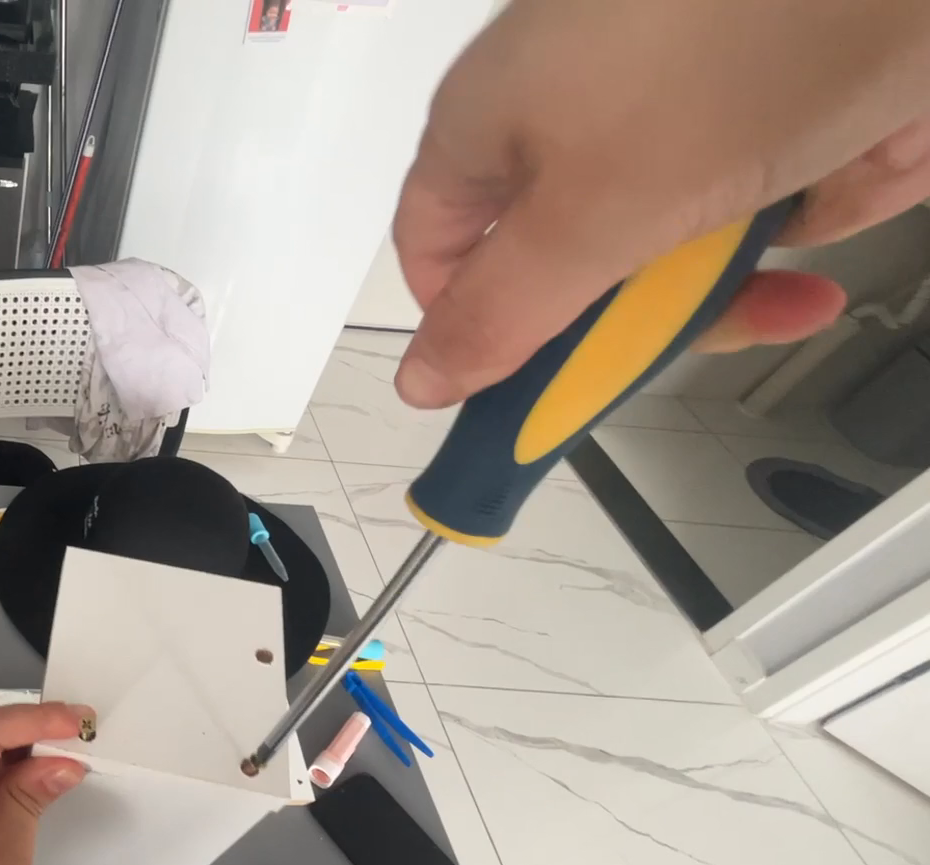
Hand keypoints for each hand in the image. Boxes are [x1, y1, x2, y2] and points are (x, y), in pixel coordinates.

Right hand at [392, 0, 929, 408]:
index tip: (547, 371)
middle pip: (561, 254)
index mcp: (486, 129)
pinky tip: (877, 147)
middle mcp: (564, 111)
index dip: (478, 324)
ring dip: (748, 250)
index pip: (439, 256)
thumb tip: (416, 388)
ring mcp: (676, 89)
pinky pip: (773, 170)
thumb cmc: (735, 48)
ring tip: (819, 230)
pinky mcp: (783, 73)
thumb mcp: (596, 211)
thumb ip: (499, 316)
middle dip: (640, 300)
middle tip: (706, 322)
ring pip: (673, 223)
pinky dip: (827, 183)